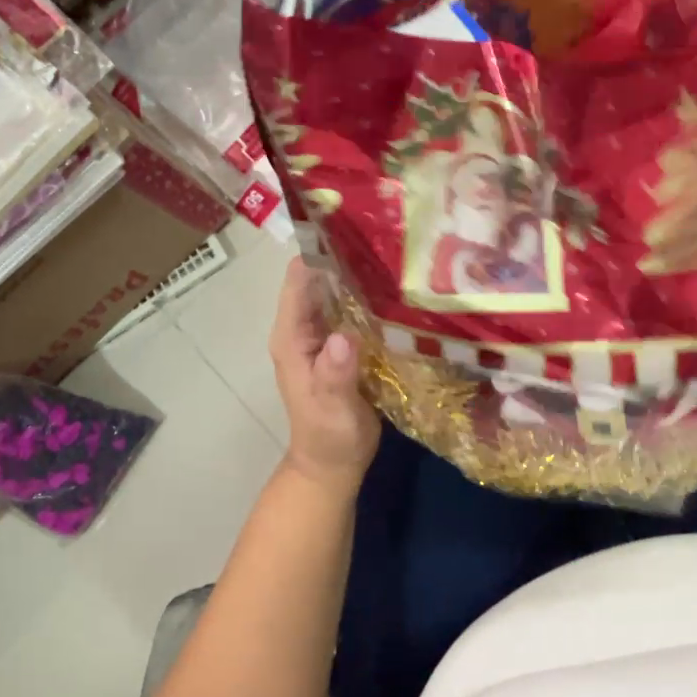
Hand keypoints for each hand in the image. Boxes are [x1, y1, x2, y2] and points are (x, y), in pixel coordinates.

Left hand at [269, 257, 380, 493]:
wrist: (333, 465)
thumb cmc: (328, 437)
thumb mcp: (332, 409)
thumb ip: (335, 374)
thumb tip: (344, 338)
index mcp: (292, 336)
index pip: (299, 279)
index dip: (321, 251)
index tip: (356, 230)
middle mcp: (305, 327)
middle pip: (321, 277)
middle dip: (349, 257)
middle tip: (391, 238)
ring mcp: (324, 335)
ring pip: (340, 292)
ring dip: (364, 275)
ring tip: (402, 255)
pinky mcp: (344, 344)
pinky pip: (356, 311)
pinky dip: (374, 299)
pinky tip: (403, 289)